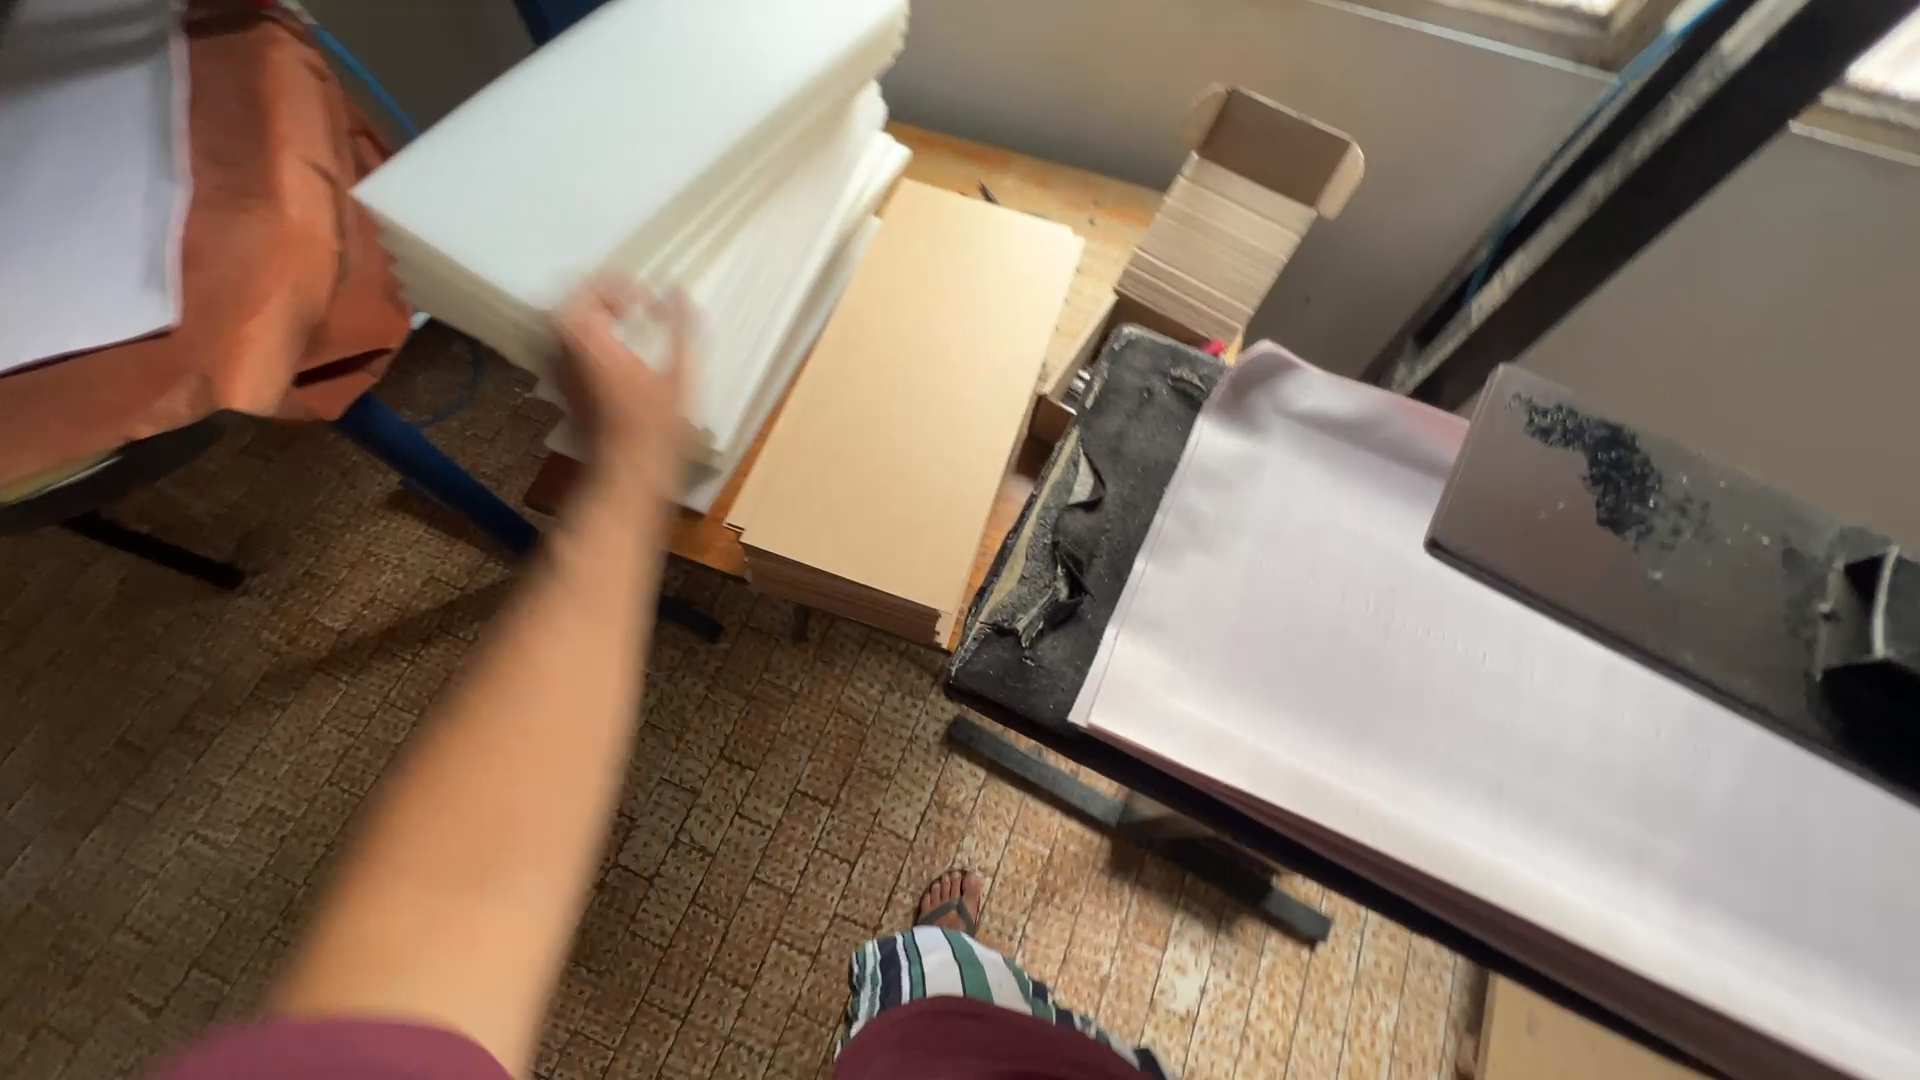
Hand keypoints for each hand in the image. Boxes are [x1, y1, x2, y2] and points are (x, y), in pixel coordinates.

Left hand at [552, 277, 695, 488]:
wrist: (628, 474)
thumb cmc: (658, 429)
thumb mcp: (680, 375)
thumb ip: (681, 328)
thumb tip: (680, 291)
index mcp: (591, 341)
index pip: (586, 289)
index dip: (617, 284)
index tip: (648, 300)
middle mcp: (564, 351)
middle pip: (567, 302)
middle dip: (600, 295)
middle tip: (632, 306)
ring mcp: (558, 370)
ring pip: (560, 324)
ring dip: (590, 315)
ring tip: (623, 322)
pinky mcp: (563, 387)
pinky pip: (563, 347)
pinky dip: (584, 338)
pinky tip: (613, 351)